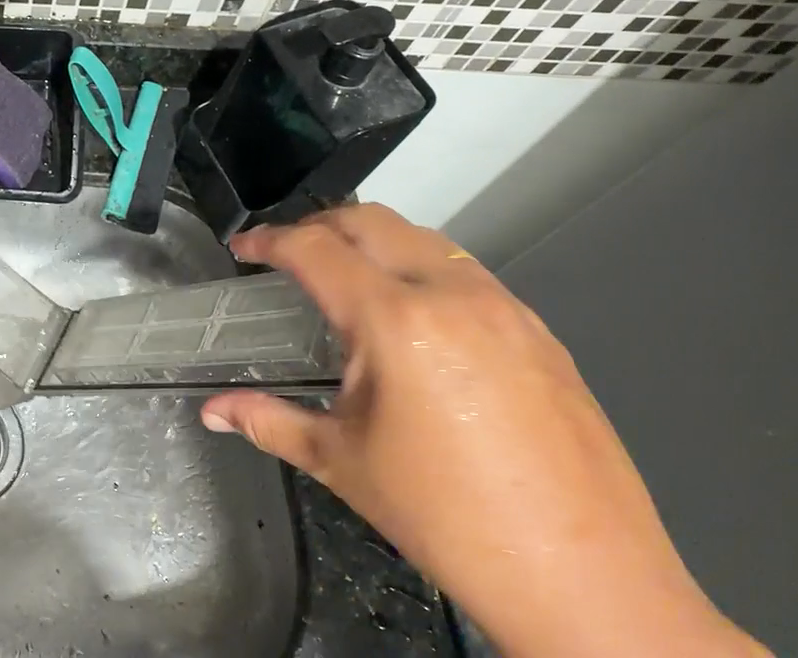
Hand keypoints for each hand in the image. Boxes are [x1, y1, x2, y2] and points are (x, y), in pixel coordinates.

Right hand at [200, 205, 765, 657]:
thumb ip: (268, 421)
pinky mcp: (539, 331)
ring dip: (373, 242)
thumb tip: (213, 412)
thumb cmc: (447, 518)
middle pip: (370, 219)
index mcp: (396, 321)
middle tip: (286, 254)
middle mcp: (452, 294)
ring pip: (424, 238)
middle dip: (318, 225)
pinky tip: (412, 321)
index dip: (269, 240)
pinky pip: (466, 272)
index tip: (243, 247)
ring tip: (345, 281)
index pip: (316, 249)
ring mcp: (505, 308)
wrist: (584, 577)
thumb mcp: (342, 463)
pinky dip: (421, 270)